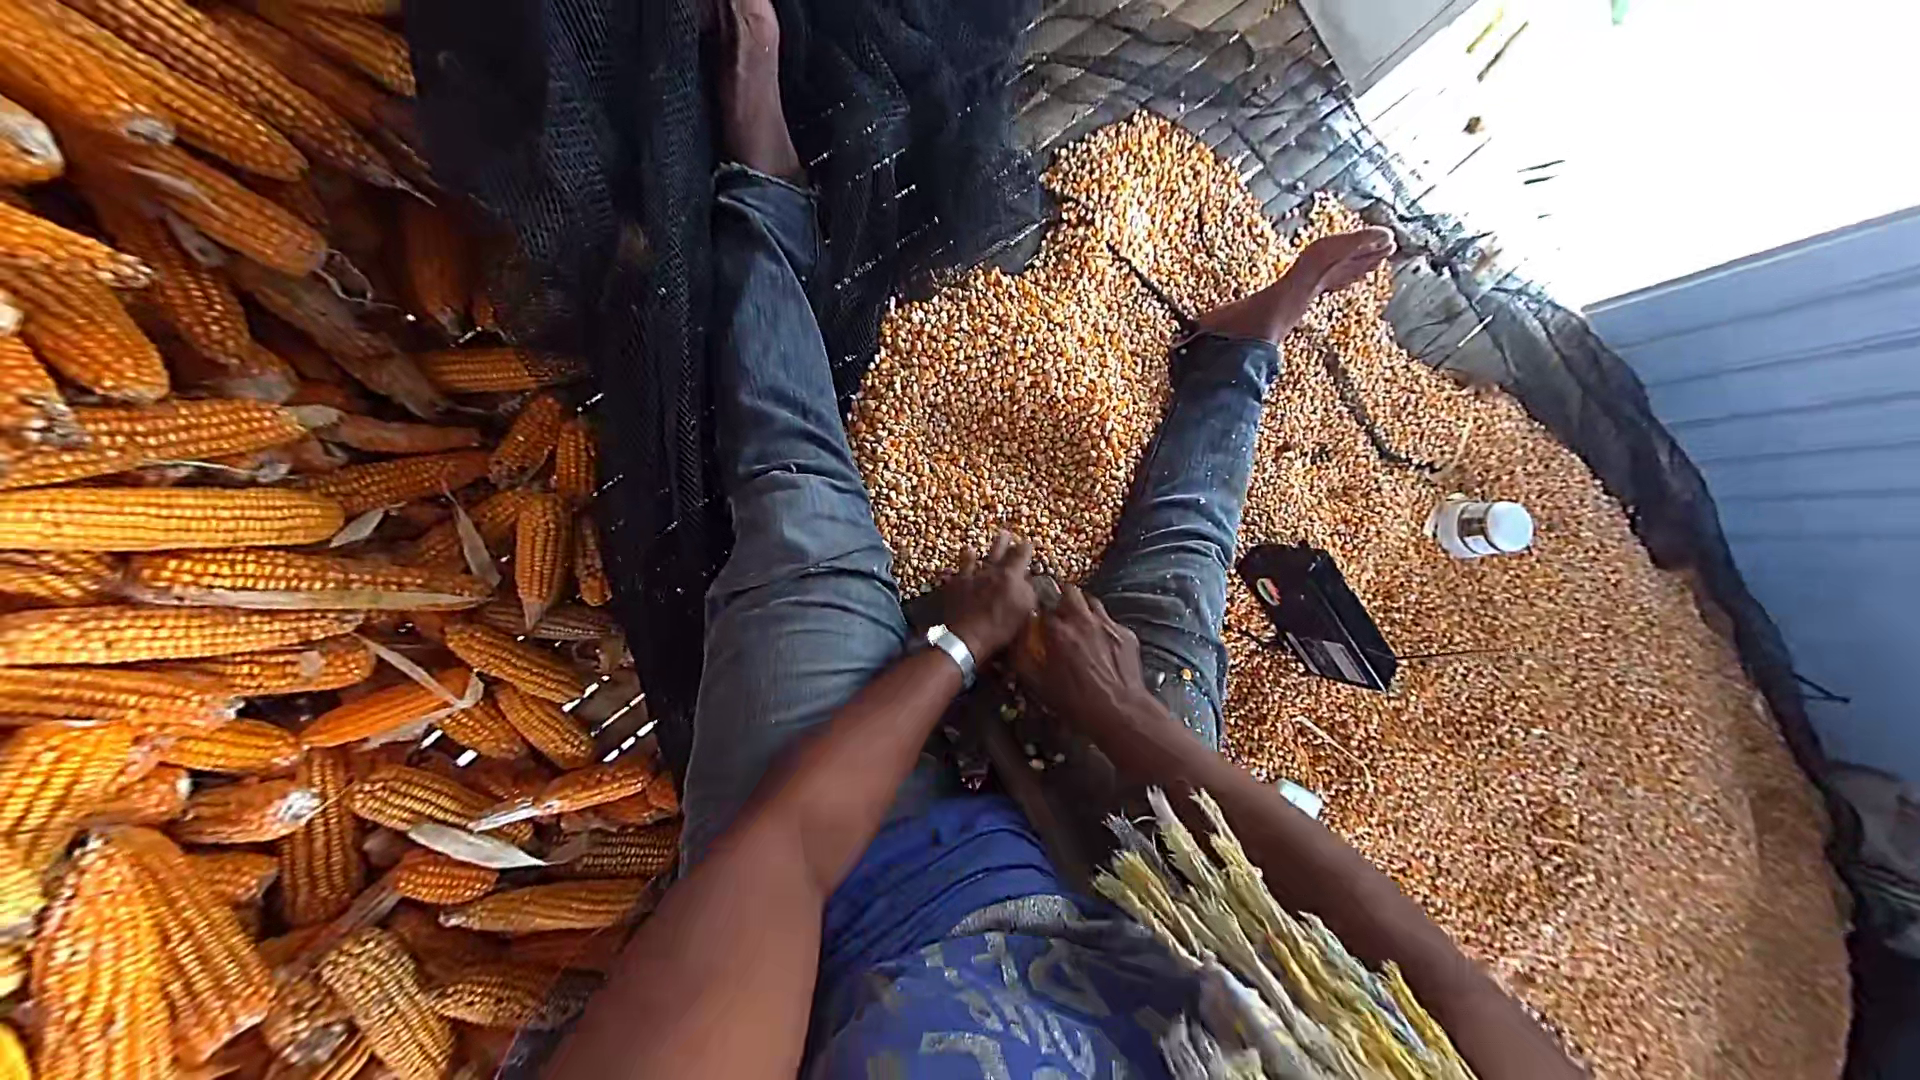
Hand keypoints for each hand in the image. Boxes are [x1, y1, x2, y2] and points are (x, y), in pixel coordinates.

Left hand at [935, 530, 1036, 660]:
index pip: (1021, 556)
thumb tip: (1029, 580)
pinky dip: (962, 563)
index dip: (1026, 548)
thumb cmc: (1001, 627)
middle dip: (1004, 543)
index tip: (1028, 542)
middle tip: (1006, 533)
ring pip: (977, 558)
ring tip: (978, 544)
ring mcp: (972, 577)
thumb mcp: (1025, 611)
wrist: (968, 636)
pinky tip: (963, 556)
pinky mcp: (956, 586)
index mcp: (1011, 576)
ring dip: (979, 551)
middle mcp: (991, 571)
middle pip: (999, 552)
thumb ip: (1029, 592)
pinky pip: (960, 570)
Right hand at [1013, 584, 1156, 736]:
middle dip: (1062, 598)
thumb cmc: (1078, 702)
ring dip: (1084, 609)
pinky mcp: (1126, 634)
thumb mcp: (1038, 684)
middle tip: (1060, 613)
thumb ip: (1021, 658)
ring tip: (1080, 625)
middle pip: (1069, 591)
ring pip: (1092, 601)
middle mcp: (1082, 621)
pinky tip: (1101, 643)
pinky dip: (1103, 627)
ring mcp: (1107, 625)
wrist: (1119, 712)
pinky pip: (1111, 621)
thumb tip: (1014, 643)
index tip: (1037, 618)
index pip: (1043, 605)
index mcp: (1058, 631)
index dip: (1039, 611)